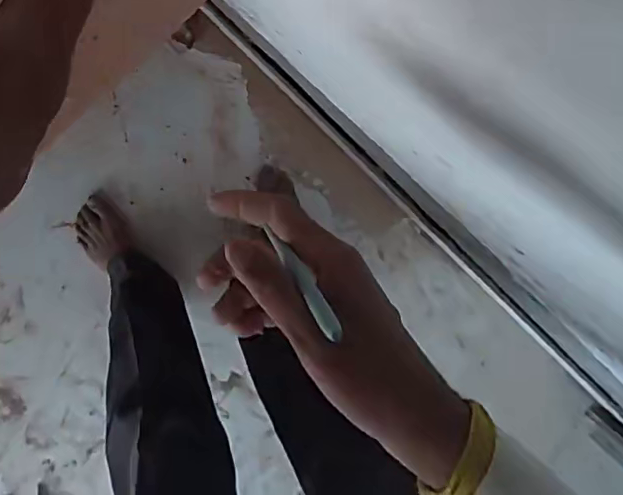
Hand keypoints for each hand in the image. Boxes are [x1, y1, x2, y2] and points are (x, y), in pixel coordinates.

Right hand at [199, 190, 473, 487]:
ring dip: (247, 289)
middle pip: (274, 243)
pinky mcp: (334, 305)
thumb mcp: (310, 338)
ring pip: (279, 270)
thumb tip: (234, 245)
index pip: (280, 213)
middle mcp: (331, 261)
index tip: (211, 204)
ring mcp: (333, 283)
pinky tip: (248, 328)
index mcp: (330, 258)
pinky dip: (266, 305)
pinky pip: (292, 292)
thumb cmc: (365, 378)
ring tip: (224, 319)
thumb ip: (271, 289)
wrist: (417, 419)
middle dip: (236, 260)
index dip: (243, 204)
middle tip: (205, 283)